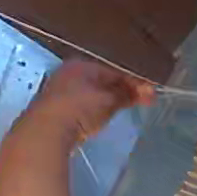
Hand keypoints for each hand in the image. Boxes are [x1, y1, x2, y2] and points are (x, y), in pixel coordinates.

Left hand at [19, 60, 153, 146]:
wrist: (45, 130)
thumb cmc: (79, 108)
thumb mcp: (109, 100)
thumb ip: (129, 94)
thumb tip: (149, 91)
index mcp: (81, 65)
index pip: (115, 71)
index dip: (134, 82)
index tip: (150, 94)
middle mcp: (68, 73)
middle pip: (102, 81)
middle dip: (120, 90)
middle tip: (138, 101)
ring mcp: (59, 91)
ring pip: (91, 93)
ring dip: (107, 100)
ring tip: (121, 110)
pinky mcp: (54, 109)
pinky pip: (81, 105)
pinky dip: (93, 110)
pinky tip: (99, 119)